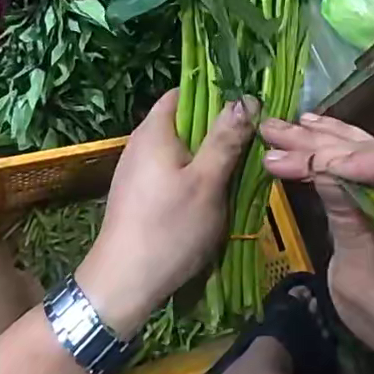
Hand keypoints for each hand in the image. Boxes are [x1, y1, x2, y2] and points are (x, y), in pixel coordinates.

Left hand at [75, 91, 254, 334]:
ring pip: (178, 150)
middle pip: (183, 122)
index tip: (245, 111)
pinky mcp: (137, 193)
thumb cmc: (169, 227)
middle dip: (215, 131)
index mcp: (153, 130)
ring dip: (206, 158)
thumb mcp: (207, 182)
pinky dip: (190, 177)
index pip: (183, 92)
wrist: (125, 281)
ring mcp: (135, 169)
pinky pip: (169, 172)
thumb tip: (246, 99)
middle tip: (248, 146)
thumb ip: (225, 139)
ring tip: (235, 174)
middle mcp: (140, 143)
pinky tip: (209, 198)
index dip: (214, 95)